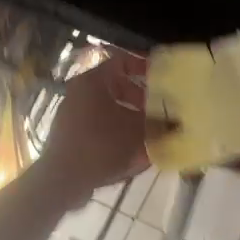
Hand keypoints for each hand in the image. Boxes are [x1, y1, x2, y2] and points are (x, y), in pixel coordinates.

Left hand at [35, 52, 151, 201]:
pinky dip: (117, 132)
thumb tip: (176, 121)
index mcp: (92, 81)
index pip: (121, 60)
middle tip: (159, 107)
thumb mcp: (137, 131)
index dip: (144, 65)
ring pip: (108, 108)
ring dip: (130, 116)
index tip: (163, 77)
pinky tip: (133, 150)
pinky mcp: (71, 135)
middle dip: (140, 96)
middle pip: (115, 86)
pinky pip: (99, 126)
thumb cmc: (101, 145)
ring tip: (151, 131)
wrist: (63, 179)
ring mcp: (72, 114)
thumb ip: (158, 122)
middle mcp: (79, 92)